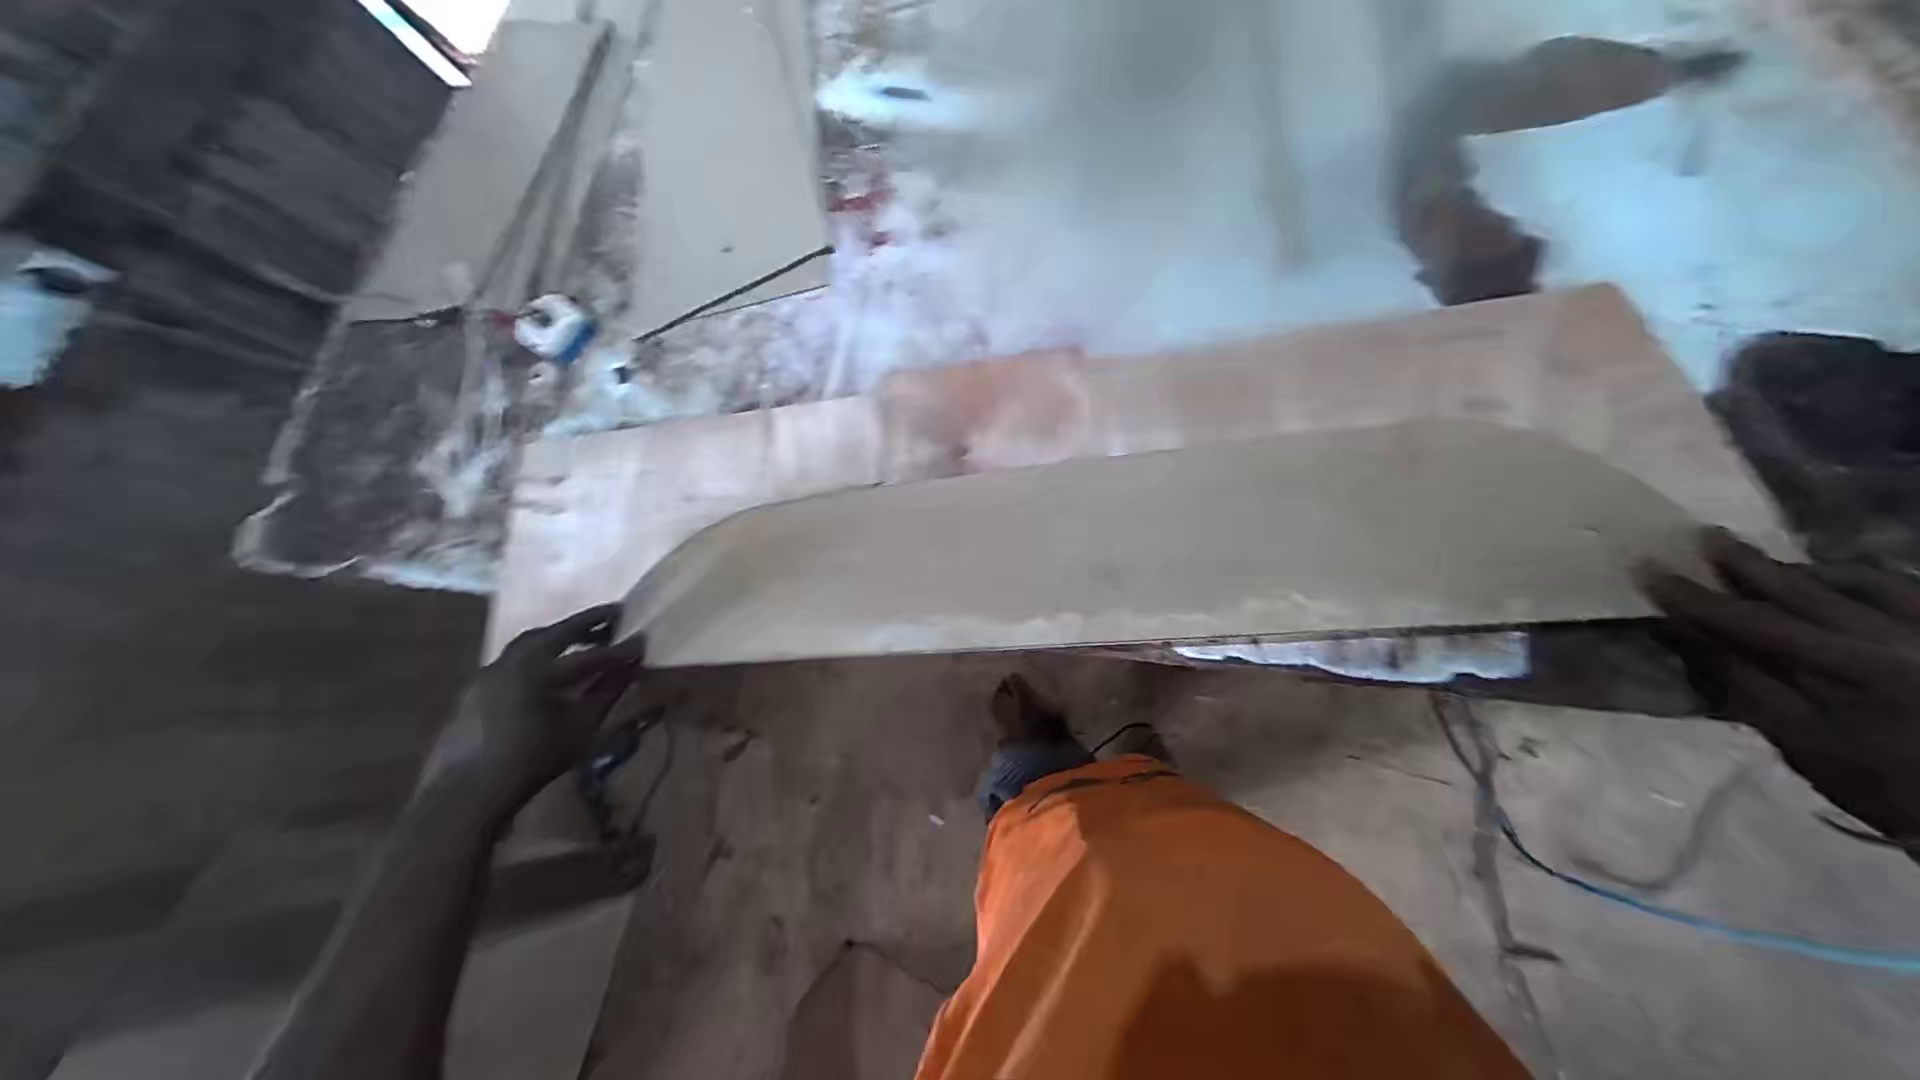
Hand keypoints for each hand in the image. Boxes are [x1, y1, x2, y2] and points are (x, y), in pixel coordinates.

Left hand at [420, 605, 647, 819]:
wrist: (466, 795)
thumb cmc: (532, 762)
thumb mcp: (580, 728)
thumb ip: (607, 692)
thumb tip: (630, 668)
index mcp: (537, 669)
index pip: (589, 655)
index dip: (619, 650)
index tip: (642, 642)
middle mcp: (510, 662)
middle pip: (554, 634)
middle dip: (586, 624)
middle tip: (614, 615)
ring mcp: (488, 674)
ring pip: (529, 644)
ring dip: (558, 637)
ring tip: (583, 639)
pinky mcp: (475, 690)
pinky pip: (513, 661)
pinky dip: (538, 656)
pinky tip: (550, 670)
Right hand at [1639, 528, 1919, 844]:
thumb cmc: (1883, 783)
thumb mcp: (1801, 741)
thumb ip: (1746, 682)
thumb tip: (1686, 635)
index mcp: (1846, 667)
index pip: (1748, 620)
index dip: (1693, 596)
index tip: (1650, 571)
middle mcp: (1893, 637)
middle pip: (1805, 589)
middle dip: (1749, 563)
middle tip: (1706, 536)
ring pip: (1865, 581)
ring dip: (1807, 568)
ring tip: (1775, 561)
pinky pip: (1909, 590)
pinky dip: (1865, 578)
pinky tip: (1843, 578)